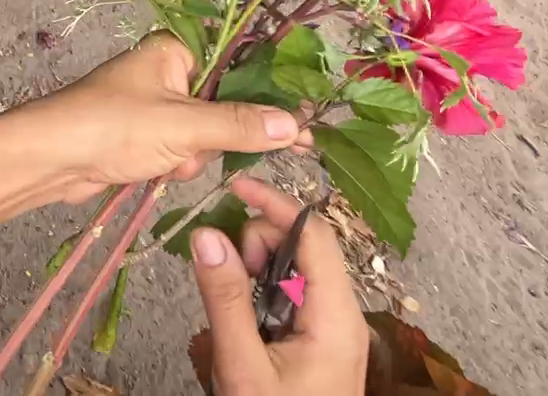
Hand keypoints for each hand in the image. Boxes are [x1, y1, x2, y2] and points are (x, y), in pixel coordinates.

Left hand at [7, 34, 310, 203]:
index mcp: (172, 49)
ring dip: (191, 155)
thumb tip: (295, 123)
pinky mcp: (144, 134)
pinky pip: (181, 150)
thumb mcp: (183, 125)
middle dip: (213, 136)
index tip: (303, 122)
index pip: (236, 63)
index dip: (266, 94)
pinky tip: (154, 170)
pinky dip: (174, 165)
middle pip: (223, 104)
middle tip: (197, 147)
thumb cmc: (112, 126)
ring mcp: (154, 104)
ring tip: (165, 158)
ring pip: (204, 134)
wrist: (52, 158)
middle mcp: (164, 70)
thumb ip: (239, 125)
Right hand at [190, 177, 368, 395]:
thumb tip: (206, 230)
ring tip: (233, 302)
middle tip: (228, 271)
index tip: (232, 183)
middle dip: (257, 240)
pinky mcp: (314, 338)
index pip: (313, 234)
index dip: (275, 201)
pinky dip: (257, 284)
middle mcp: (341, 314)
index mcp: (335, 317)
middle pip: (299, 243)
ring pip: (290, 264)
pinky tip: (241, 312)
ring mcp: (329, 327)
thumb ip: (224, 295)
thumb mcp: (243, 364)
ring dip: (254, 263)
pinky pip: (285, 288)